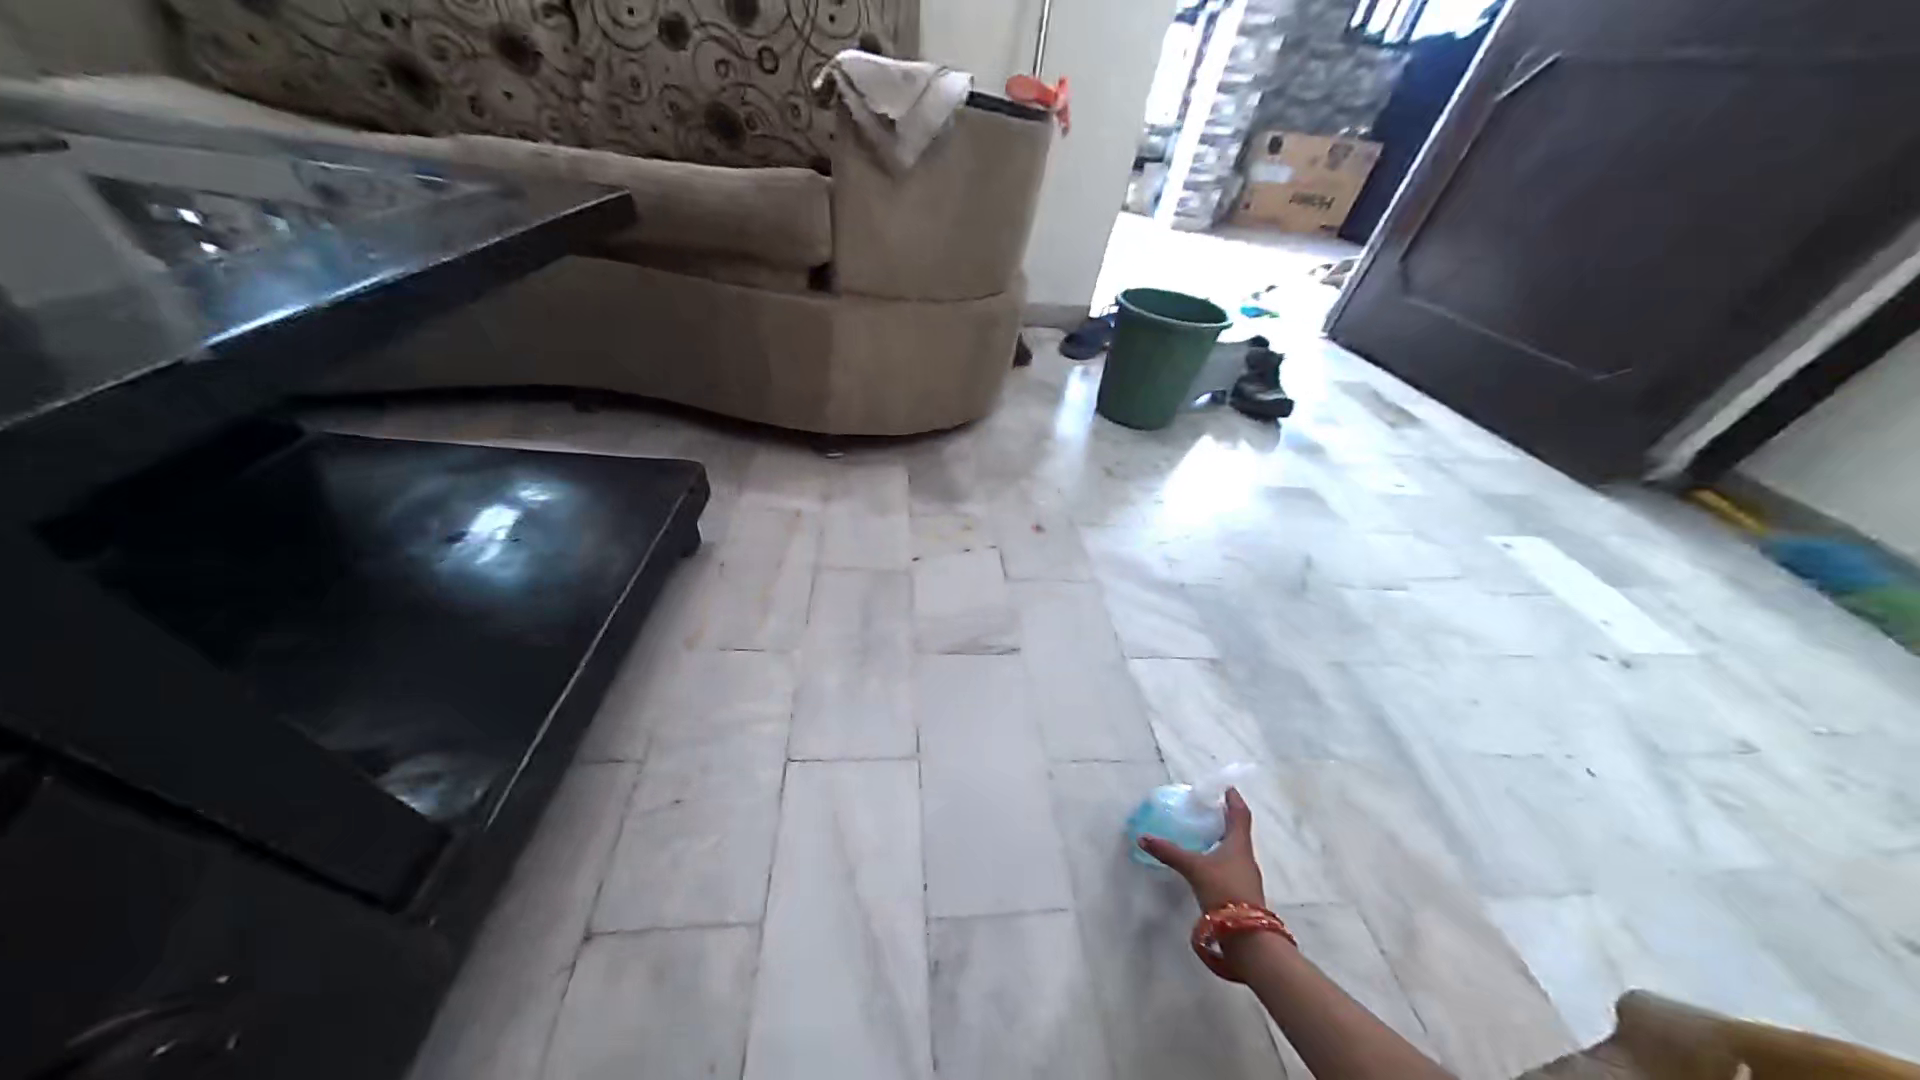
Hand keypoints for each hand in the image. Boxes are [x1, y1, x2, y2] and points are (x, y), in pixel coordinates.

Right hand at [1137, 786, 1263, 910]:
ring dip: (1223, 838)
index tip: (1226, 788)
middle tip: (1209, 808)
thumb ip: (1169, 852)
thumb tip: (1143, 837)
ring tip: (1204, 832)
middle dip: (1225, 818)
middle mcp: (1245, 856)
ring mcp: (1245, 875)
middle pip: (1238, 830)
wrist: (1246, 936)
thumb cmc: (1224, 891)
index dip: (1234, 799)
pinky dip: (1220, 856)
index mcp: (1239, 844)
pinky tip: (1206, 861)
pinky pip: (1231, 864)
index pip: (1240, 814)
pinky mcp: (1241, 892)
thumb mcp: (1193, 868)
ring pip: (1235, 849)